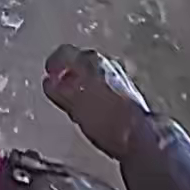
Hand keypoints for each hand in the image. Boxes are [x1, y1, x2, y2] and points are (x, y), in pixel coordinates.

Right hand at [44, 45, 150, 160]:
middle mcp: (106, 63)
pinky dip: (95, 88)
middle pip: (81, 60)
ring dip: (82, 80)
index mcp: (91, 62)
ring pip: (95, 71)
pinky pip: (106, 82)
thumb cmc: (106, 120)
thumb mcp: (75, 107)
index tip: (48, 72)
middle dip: (68, 71)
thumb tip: (49, 82)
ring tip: (75, 97)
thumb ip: (59, 91)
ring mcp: (119, 75)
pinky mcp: (129, 90)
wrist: (141, 136)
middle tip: (59, 84)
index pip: (66, 52)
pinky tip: (94, 105)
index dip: (54, 62)